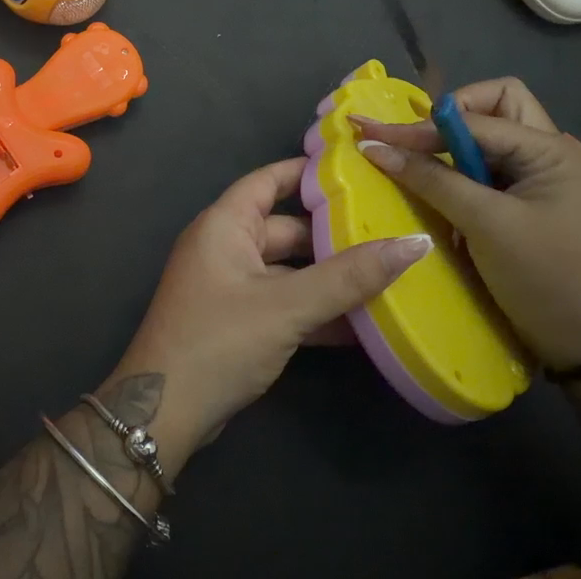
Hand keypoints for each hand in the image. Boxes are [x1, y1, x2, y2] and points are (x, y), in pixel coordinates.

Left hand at [106, 158, 430, 479]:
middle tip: (391, 230)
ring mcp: (231, 286)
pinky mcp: (238, 322)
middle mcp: (225, 246)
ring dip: (331, 278)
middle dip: (334, 234)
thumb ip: (349, 277)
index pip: (269, 180)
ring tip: (391, 276)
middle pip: (287, 228)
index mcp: (225, 225)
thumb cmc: (219, 340)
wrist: (165, 411)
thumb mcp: (287, 306)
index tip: (356, 169)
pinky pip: (284, 302)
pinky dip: (316, 309)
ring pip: (289, 270)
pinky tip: (364, 324)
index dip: (308, 172)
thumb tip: (415, 242)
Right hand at [351, 77, 580, 371]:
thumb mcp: (485, 225)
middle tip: (414, 144)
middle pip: (494, 106)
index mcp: (552, 150)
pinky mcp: (528, 204)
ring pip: (488, 138)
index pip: (475, 118)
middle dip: (449, 117)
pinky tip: (435, 190)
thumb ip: (431, 180)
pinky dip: (458, 174)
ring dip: (451, 148)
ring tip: (414, 164)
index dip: (422, 127)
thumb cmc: (546, 278)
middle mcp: (549, 153)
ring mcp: (540, 179)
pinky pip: (487, 170)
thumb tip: (373, 146)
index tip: (373, 135)